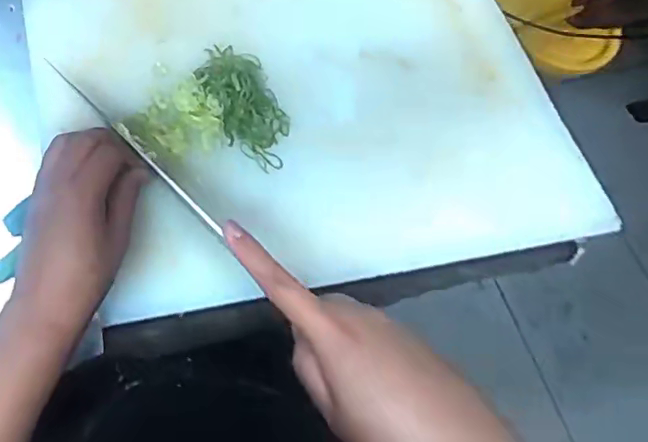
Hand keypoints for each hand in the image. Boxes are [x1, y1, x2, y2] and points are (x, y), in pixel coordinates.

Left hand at [9, 129, 148, 340]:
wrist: (43, 301)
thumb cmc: (86, 277)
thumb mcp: (117, 240)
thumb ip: (126, 198)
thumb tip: (138, 171)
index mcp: (82, 190)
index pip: (107, 152)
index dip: (128, 155)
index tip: (141, 170)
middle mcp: (59, 177)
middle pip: (85, 139)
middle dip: (109, 142)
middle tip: (127, 161)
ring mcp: (43, 181)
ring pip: (65, 140)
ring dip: (87, 141)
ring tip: (105, 160)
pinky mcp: (35, 190)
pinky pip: (52, 154)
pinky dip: (69, 149)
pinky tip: (83, 168)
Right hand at [225, 221, 515, 441]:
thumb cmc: (393, 436)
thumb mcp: (336, 415)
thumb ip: (310, 371)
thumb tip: (305, 345)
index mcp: (331, 333)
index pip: (279, 287)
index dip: (252, 257)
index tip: (230, 227)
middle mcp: (358, 315)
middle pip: (316, 315)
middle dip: (317, 343)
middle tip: (339, 395)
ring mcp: (391, 324)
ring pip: (348, 329)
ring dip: (349, 354)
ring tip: (375, 404)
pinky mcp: (417, 340)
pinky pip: (379, 340)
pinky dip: (378, 362)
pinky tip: (401, 401)